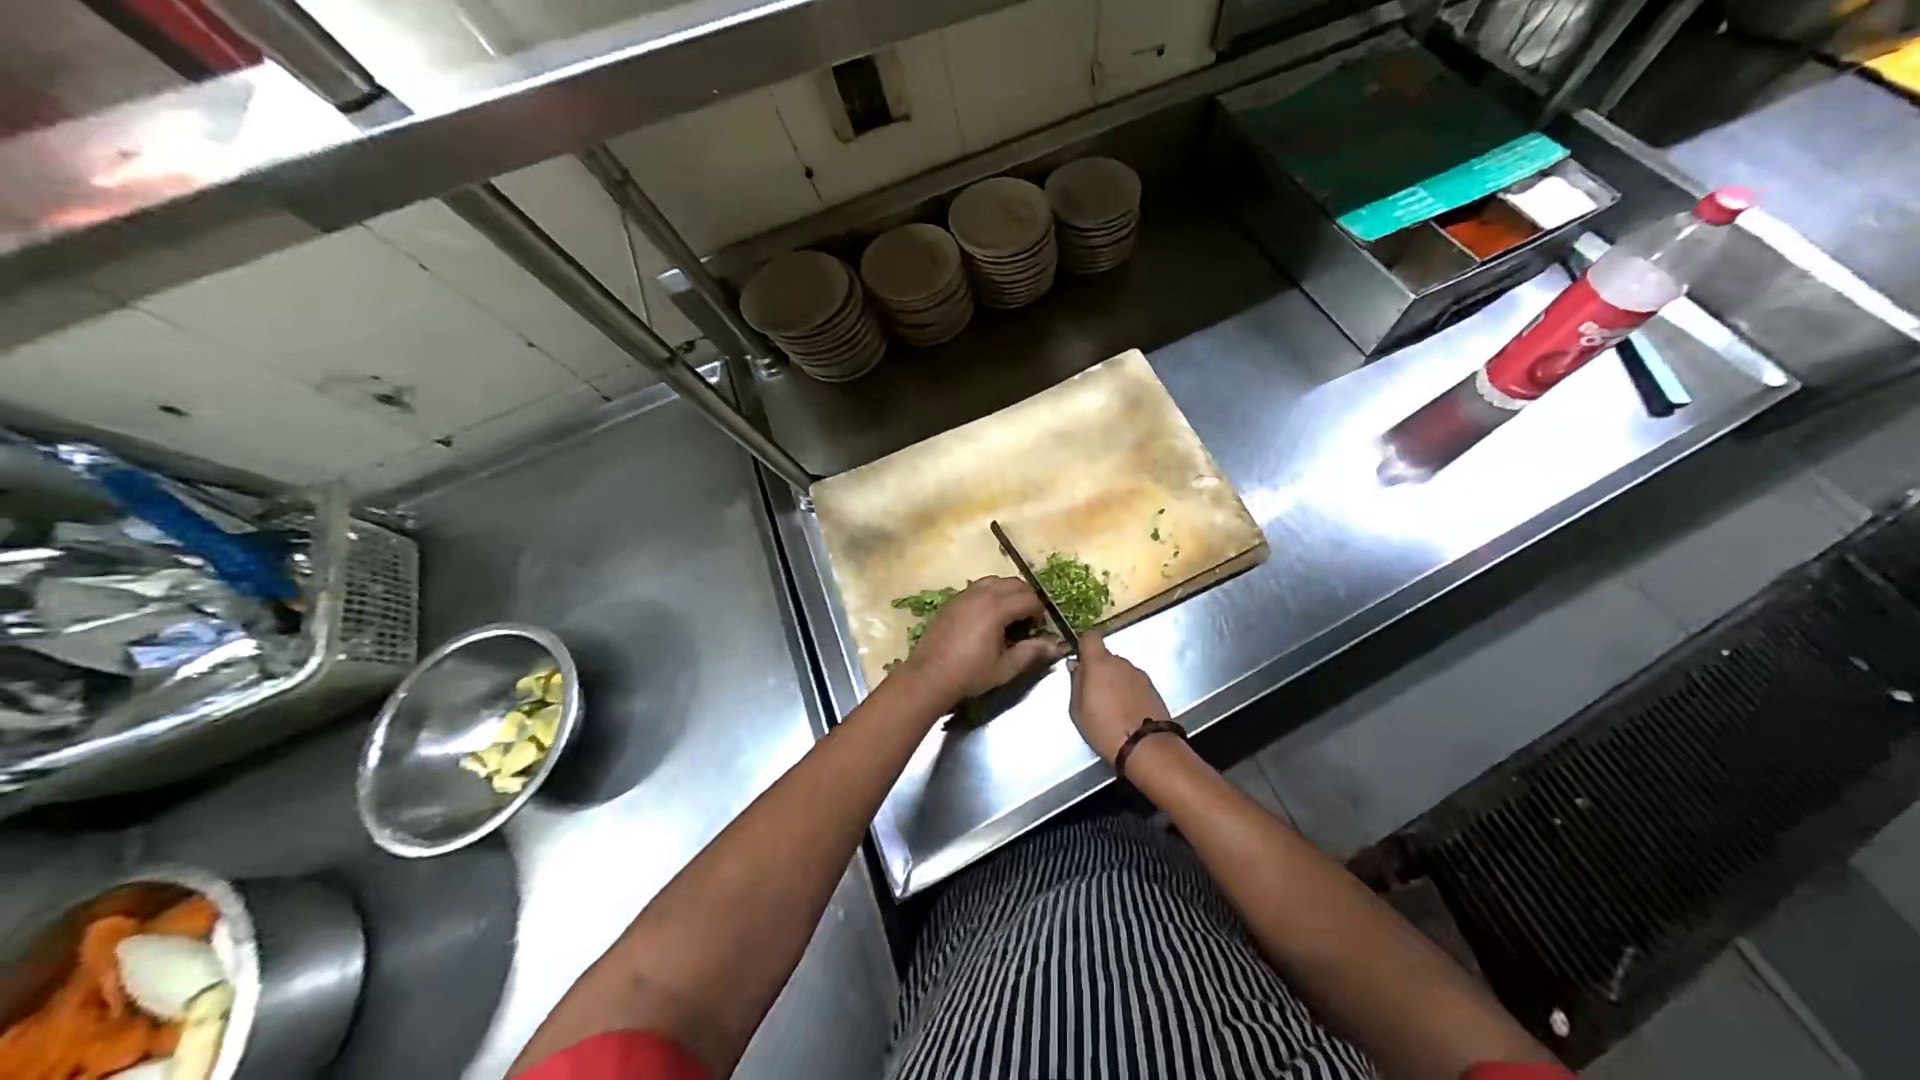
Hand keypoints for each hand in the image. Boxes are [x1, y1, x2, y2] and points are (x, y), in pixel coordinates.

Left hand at [896, 577, 1065, 708]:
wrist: (929, 676)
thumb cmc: (969, 674)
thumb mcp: (1005, 667)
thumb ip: (1031, 652)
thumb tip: (1055, 645)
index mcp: (996, 608)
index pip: (1029, 598)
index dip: (1038, 613)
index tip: (1036, 629)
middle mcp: (981, 594)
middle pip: (1014, 583)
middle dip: (1026, 598)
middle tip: (1027, 621)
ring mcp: (964, 595)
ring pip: (995, 581)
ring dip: (1008, 593)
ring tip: (1008, 616)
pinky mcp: (951, 601)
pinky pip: (977, 588)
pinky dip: (989, 594)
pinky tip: (987, 618)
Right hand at [1068, 631, 1171, 763]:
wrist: (1146, 746)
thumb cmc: (1103, 728)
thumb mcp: (1077, 709)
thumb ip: (1075, 682)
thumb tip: (1076, 666)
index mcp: (1099, 663)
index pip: (1090, 637)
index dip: (1084, 647)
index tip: (1081, 663)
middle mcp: (1121, 663)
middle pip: (1106, 657)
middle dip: (1099, 670)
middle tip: (1094, 694)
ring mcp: (1139, 674)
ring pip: (1121, 671)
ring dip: (1115, 682)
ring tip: (1112, 707)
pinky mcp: (1153, 688)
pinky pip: (1134, 683)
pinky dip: (1129, 692)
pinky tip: (1127, 712)